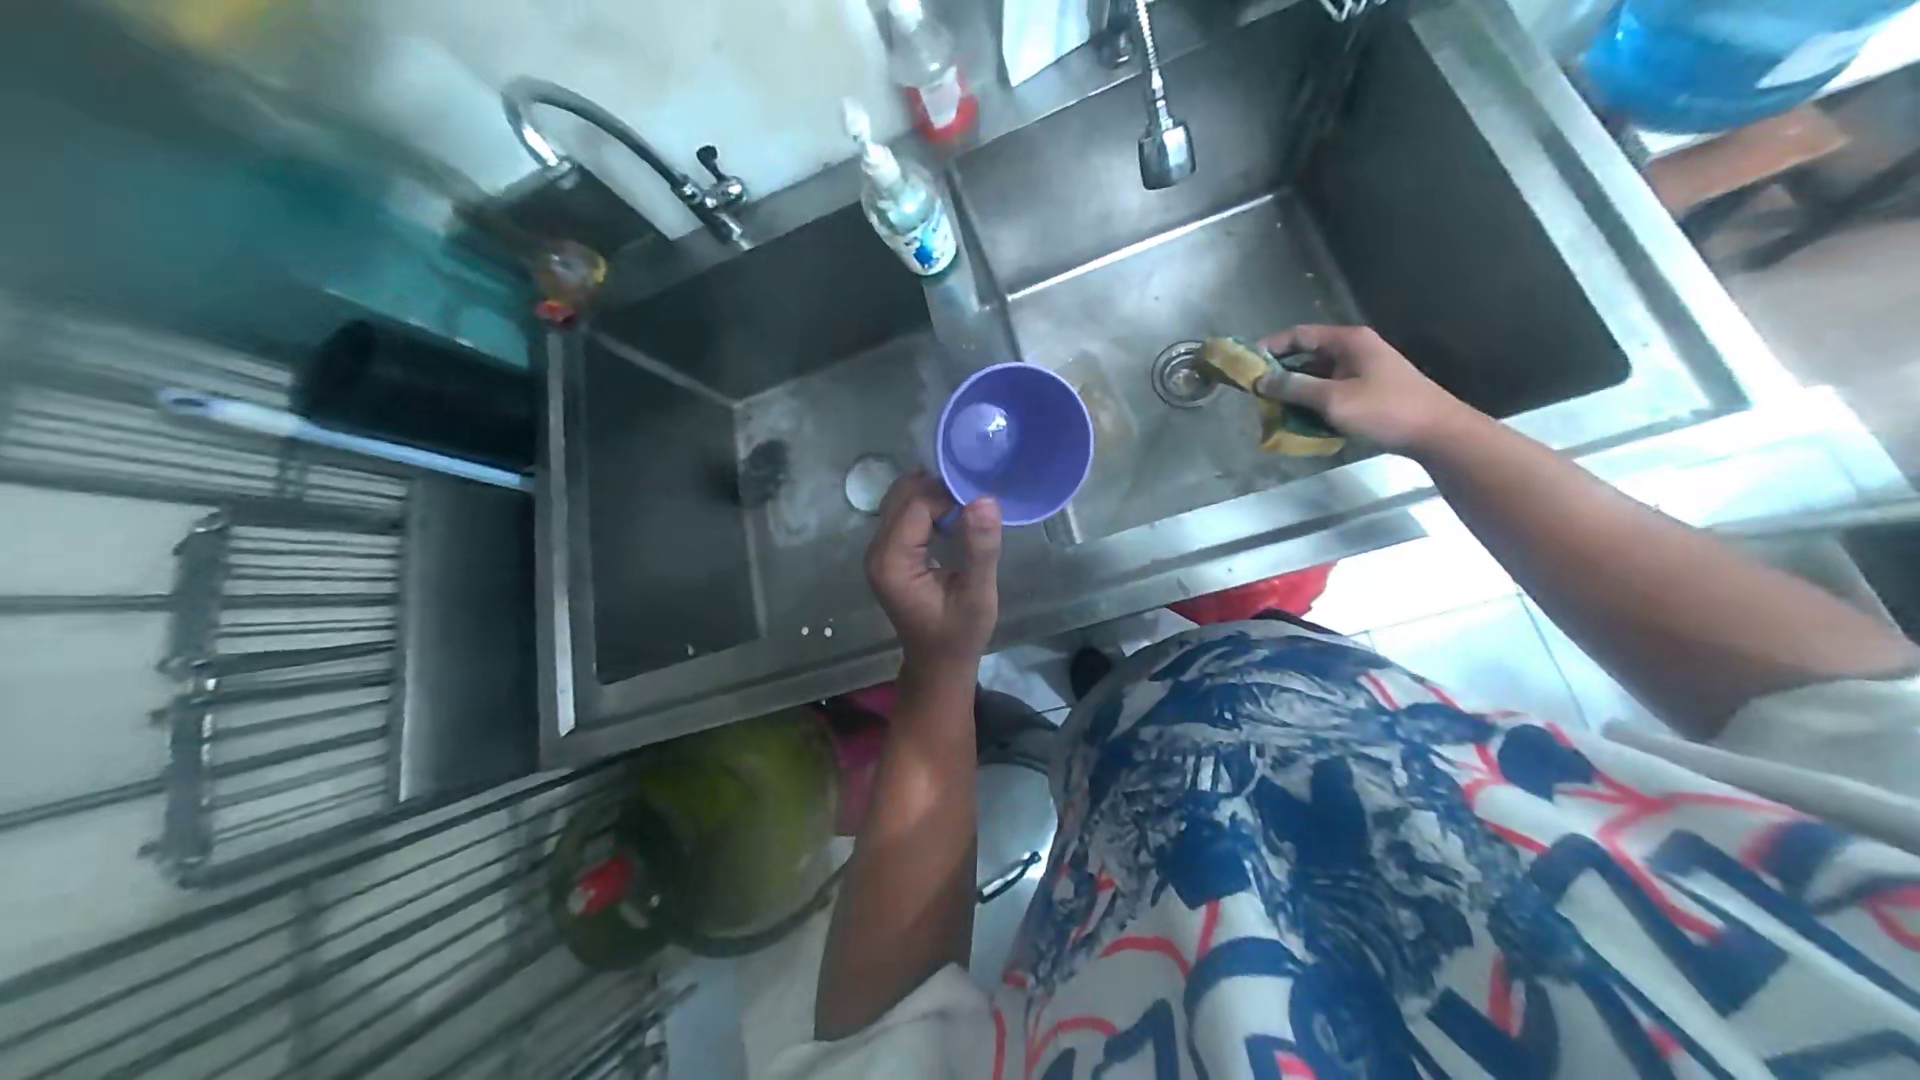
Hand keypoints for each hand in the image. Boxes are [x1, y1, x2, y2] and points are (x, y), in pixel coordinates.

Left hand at [864, 470, 1002, 676]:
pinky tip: (951, 515)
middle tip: (975, 501)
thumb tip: (985, 500)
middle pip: (903, 497)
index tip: (981, 507)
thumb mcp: (978, 595)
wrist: (937, 662)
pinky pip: (902, 514)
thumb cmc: (959, 634)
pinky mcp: (888, 553)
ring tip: (966, 506)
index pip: (917, 505)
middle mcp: (877, 552)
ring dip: (932, 496)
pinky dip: (926, 506)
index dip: (949, 497)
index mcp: (893, 562)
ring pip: (900, 500)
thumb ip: (980, 548)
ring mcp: (879, 551)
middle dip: (939, 491)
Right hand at [1259, 325, 1484, 453]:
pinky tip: (1298, 421)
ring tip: (1271, 410)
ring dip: (1294, 393)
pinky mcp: (1365, 392)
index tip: (1246, 364)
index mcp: (1348, 342)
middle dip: (1279, 374)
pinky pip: (1328, 393)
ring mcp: (1361, 372)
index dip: (1270, 347)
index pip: (1300, 335)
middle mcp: (1354, 351)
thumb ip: (1294, 388)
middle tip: (1255, 393)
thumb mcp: (1334, 399)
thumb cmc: (1386, 410)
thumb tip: (1260, 380)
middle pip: (1306, 357)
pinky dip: (1311, 404)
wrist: (1436, 433)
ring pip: (1316, 377)